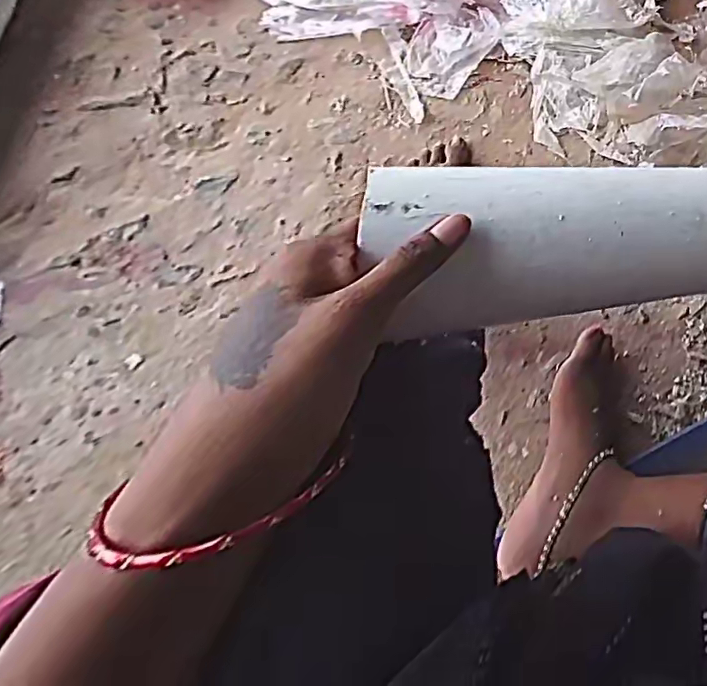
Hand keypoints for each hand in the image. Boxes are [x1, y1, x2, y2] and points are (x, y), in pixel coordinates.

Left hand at [212, 216, 470, 388]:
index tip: (478, 223)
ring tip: (471, 291)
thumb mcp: (352, 319)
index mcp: (311, 258)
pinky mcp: (330, 360)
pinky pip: (380, 328)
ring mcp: (321, 324)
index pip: (378, 223)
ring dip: (423, 295)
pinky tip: (437, 330)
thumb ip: (407, 268)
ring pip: (386, 296)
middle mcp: (314, 283)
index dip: (425, 221)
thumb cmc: (281, 390)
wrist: (223, 484)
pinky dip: (409, 325)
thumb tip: (456, 222)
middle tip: (484, 260)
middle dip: (430, 260)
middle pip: (385, 259)